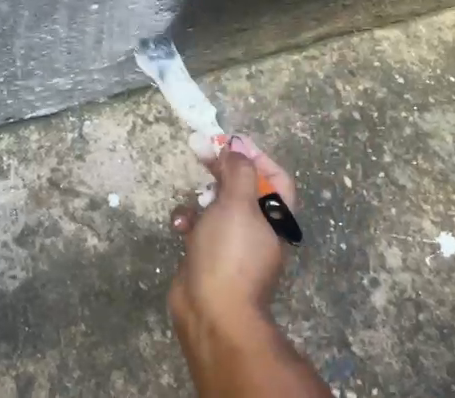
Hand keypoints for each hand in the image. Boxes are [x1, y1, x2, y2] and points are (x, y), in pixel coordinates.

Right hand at [170, 135, 296, 332]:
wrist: (211, 311)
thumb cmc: (230, 252)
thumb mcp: (238, 203)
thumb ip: (239, 170)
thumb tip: (236, 149)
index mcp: (275, 218)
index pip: (275, 178)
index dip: (256, 156)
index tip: (230, 142)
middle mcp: (257, 228)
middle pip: (243, 187)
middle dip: (222, 169)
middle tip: (199, 151)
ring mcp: (231, 242)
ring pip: (217, 205)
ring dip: (200, 197)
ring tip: (192, 200)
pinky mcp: (207, 253)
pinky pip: (199, 226)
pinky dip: (188, 220)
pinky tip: (179, 225)